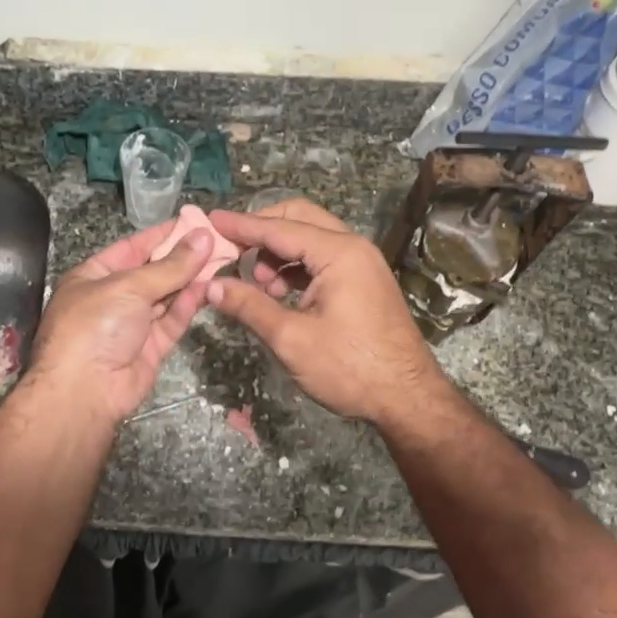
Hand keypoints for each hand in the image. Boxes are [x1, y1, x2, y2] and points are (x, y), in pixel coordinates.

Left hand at [27, 220, 213, 423]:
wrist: (84, 391)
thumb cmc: (95, 325)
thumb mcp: (129, 287)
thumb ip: (170, 266)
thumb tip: (203, 237)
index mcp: (93, 276)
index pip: (132, 247)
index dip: (163, 235)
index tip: (194, 221)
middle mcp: (112, 298)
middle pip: (152, 272)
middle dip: (182, 257)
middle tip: (218, 241)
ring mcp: (131, 325)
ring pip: (165, 297)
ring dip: (190, 280)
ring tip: (222, 260)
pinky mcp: (149, 348)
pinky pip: (171, 321)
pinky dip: (187, 305)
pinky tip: (207, 288)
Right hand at [207, 199, 444, 425]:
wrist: (407, 398)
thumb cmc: (350, 368)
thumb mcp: (291, 339)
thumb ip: (249, 306)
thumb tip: (210, 286)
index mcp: (338, 253)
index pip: (279, 228)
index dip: (241, 225)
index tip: (209, 221)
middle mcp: (353, 248)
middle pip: (298, 219)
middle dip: (261, 231)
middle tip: (231, 250)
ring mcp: (361, 264)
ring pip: (310, 239)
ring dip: (277, 253)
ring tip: (256, 285)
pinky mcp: (362, 282)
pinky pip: (321, 259)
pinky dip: (295, 267)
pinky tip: (277, 294)